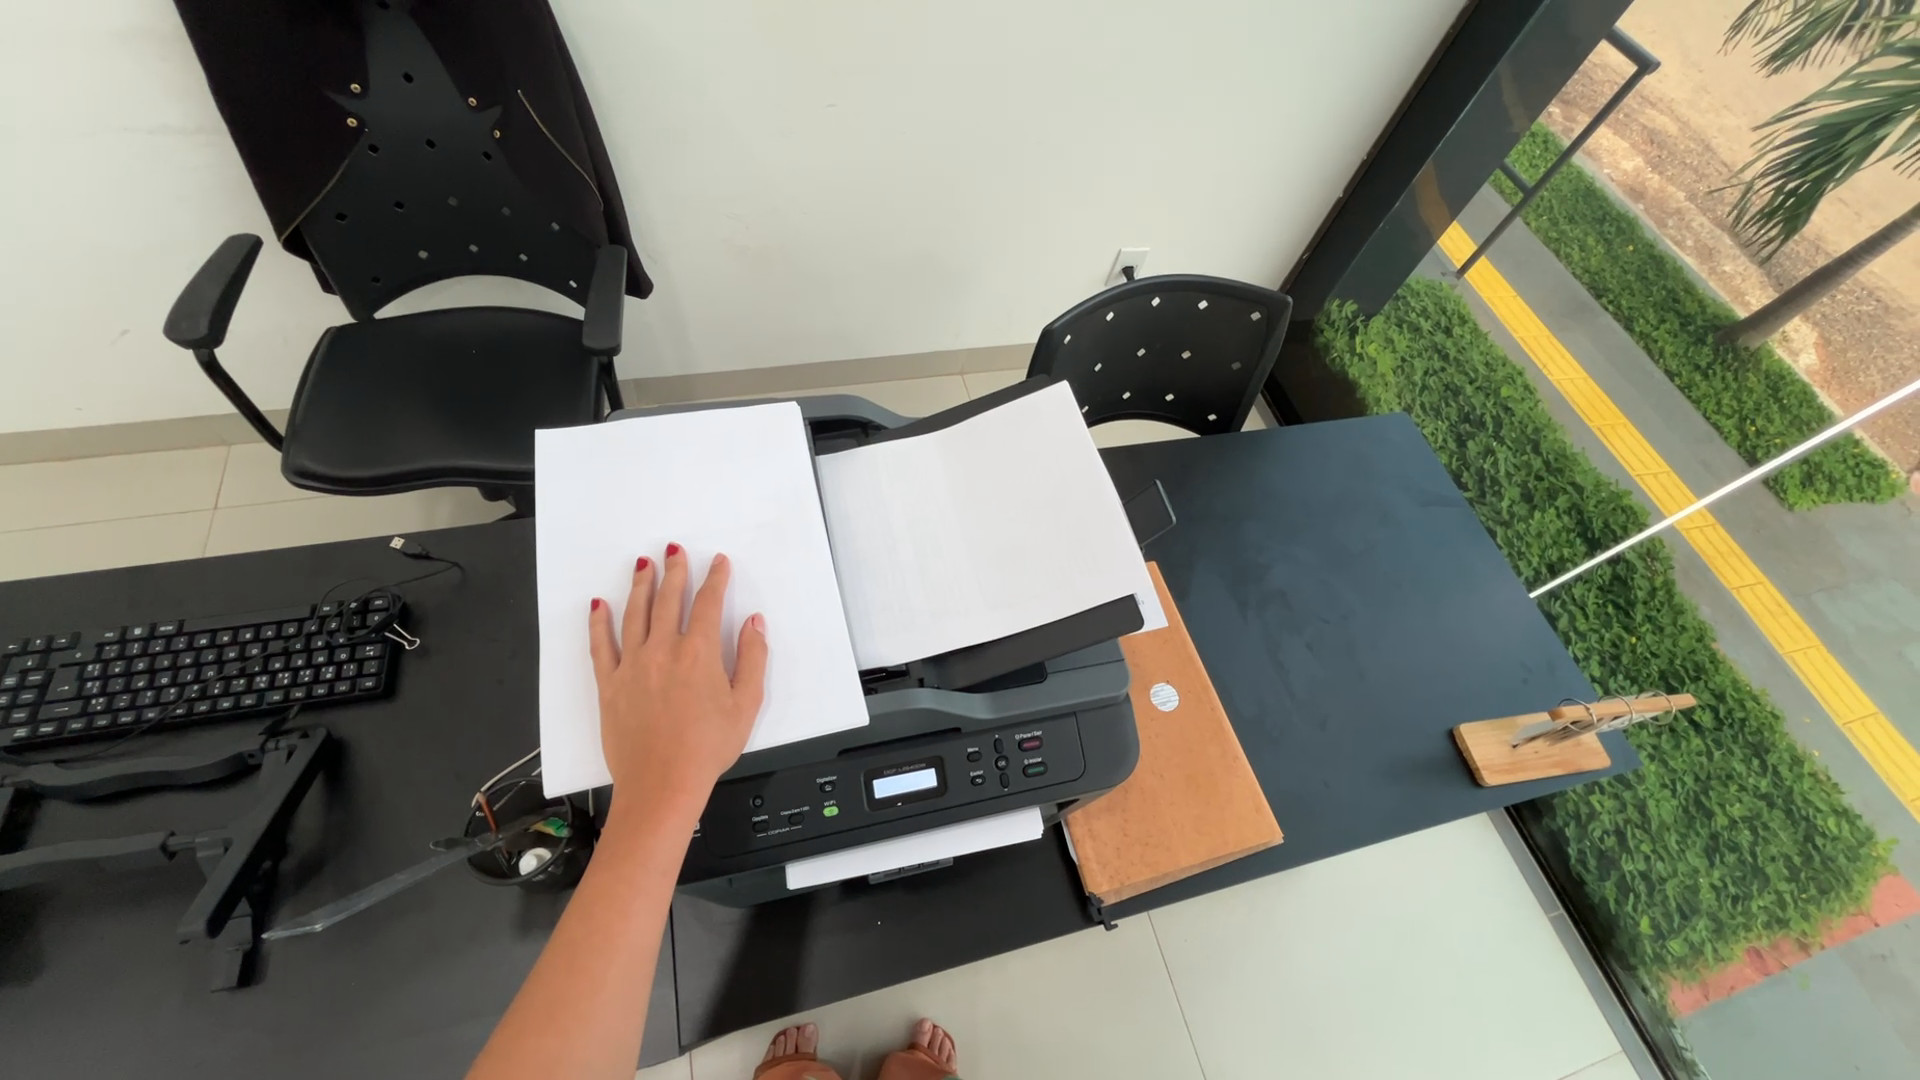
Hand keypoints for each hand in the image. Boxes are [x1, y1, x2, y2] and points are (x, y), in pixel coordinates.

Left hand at [588, 544, 768, 826]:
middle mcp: (664, 651)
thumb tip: (754, 624)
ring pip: (636, 614)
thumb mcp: (746, 704)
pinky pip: (601, 645)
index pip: (709, 604)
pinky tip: (599, 605)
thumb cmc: (707, 749)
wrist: (662, 785)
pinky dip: (599, 622)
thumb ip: (753, 659)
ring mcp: (633, 666)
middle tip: (675, 550)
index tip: (719, 563)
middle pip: (669, 600)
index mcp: (699, 654)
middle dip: (675, 571)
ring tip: (643, 564)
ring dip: (641, 585)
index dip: (715, 579)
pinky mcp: (610, 685)